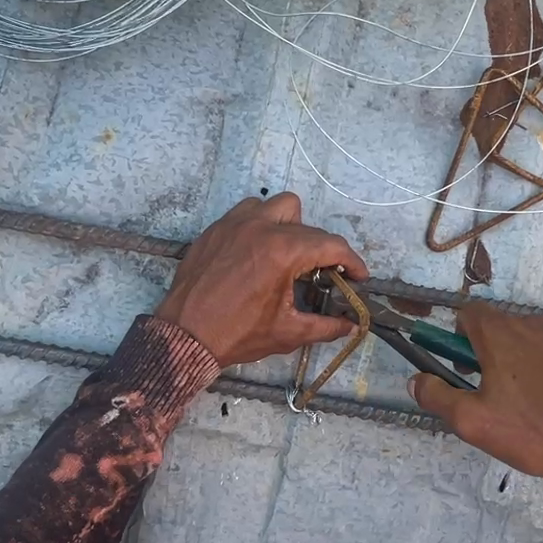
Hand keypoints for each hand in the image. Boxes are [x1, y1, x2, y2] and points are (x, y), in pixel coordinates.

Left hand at [155, 193, 368, 366]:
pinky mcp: (214, 230)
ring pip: (273, 206)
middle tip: (317, 274)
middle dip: (318, 247)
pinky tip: (256, 255)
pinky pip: (244, 214)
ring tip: (284, 255)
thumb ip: (326, 326)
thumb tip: (351, 326)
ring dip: (287, 225)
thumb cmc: (237, 335)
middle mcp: (260, 227)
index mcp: (282, 251)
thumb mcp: (288, 333)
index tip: (358, 276)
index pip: (330, 245)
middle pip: (305, 221)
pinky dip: (258, 227)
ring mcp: (233, 224)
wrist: (184, 336)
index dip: (352, 261)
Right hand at [408, 304, 542, 492]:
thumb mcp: (475, 422)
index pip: (467, 313)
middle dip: (486, 355)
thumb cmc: (539, 429)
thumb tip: (416, 381)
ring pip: (527, 341)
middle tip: (491, 395)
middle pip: (496, 328)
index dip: (456, 337)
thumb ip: (438, 397)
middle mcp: (531, 323)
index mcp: (499, 334)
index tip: (461, 369)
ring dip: (517, 363)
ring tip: (527, 406)